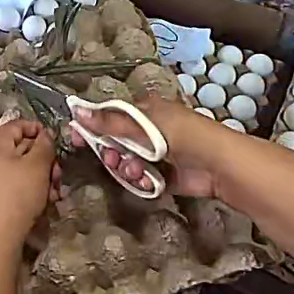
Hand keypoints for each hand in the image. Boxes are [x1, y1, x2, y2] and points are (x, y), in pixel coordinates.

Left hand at [0, 118, 58, 241]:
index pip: (18, 124)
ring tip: (55, 190)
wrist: (1, 234)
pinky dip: (34, 186)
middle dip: (45, 159)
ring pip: (24, 165)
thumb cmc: (19, 193)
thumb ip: (45, 144)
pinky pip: (19, 180)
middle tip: (57, 172)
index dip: (39, 130)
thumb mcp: (38, 164)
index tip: (55, 143)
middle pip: (23, 146)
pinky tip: (47, 198)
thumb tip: (45, 135)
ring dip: (44, 175)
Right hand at [69, 100, 224, 197]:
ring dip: (127, 169)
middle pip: (114, 143)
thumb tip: (76, 111)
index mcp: (145, 111)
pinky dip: (142, 182)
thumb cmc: (183, 135)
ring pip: (125, 163)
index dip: (92, 127)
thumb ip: (109, 122)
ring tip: (137, 171)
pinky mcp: (162, 175)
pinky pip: (140, 179)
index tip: (75, 138)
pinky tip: (150, 182)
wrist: (218, 164)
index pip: (109, 116)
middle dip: (112, 153)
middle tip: (114, 158)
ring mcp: (155, 154)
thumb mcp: (144, 125)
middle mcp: (148, 130)